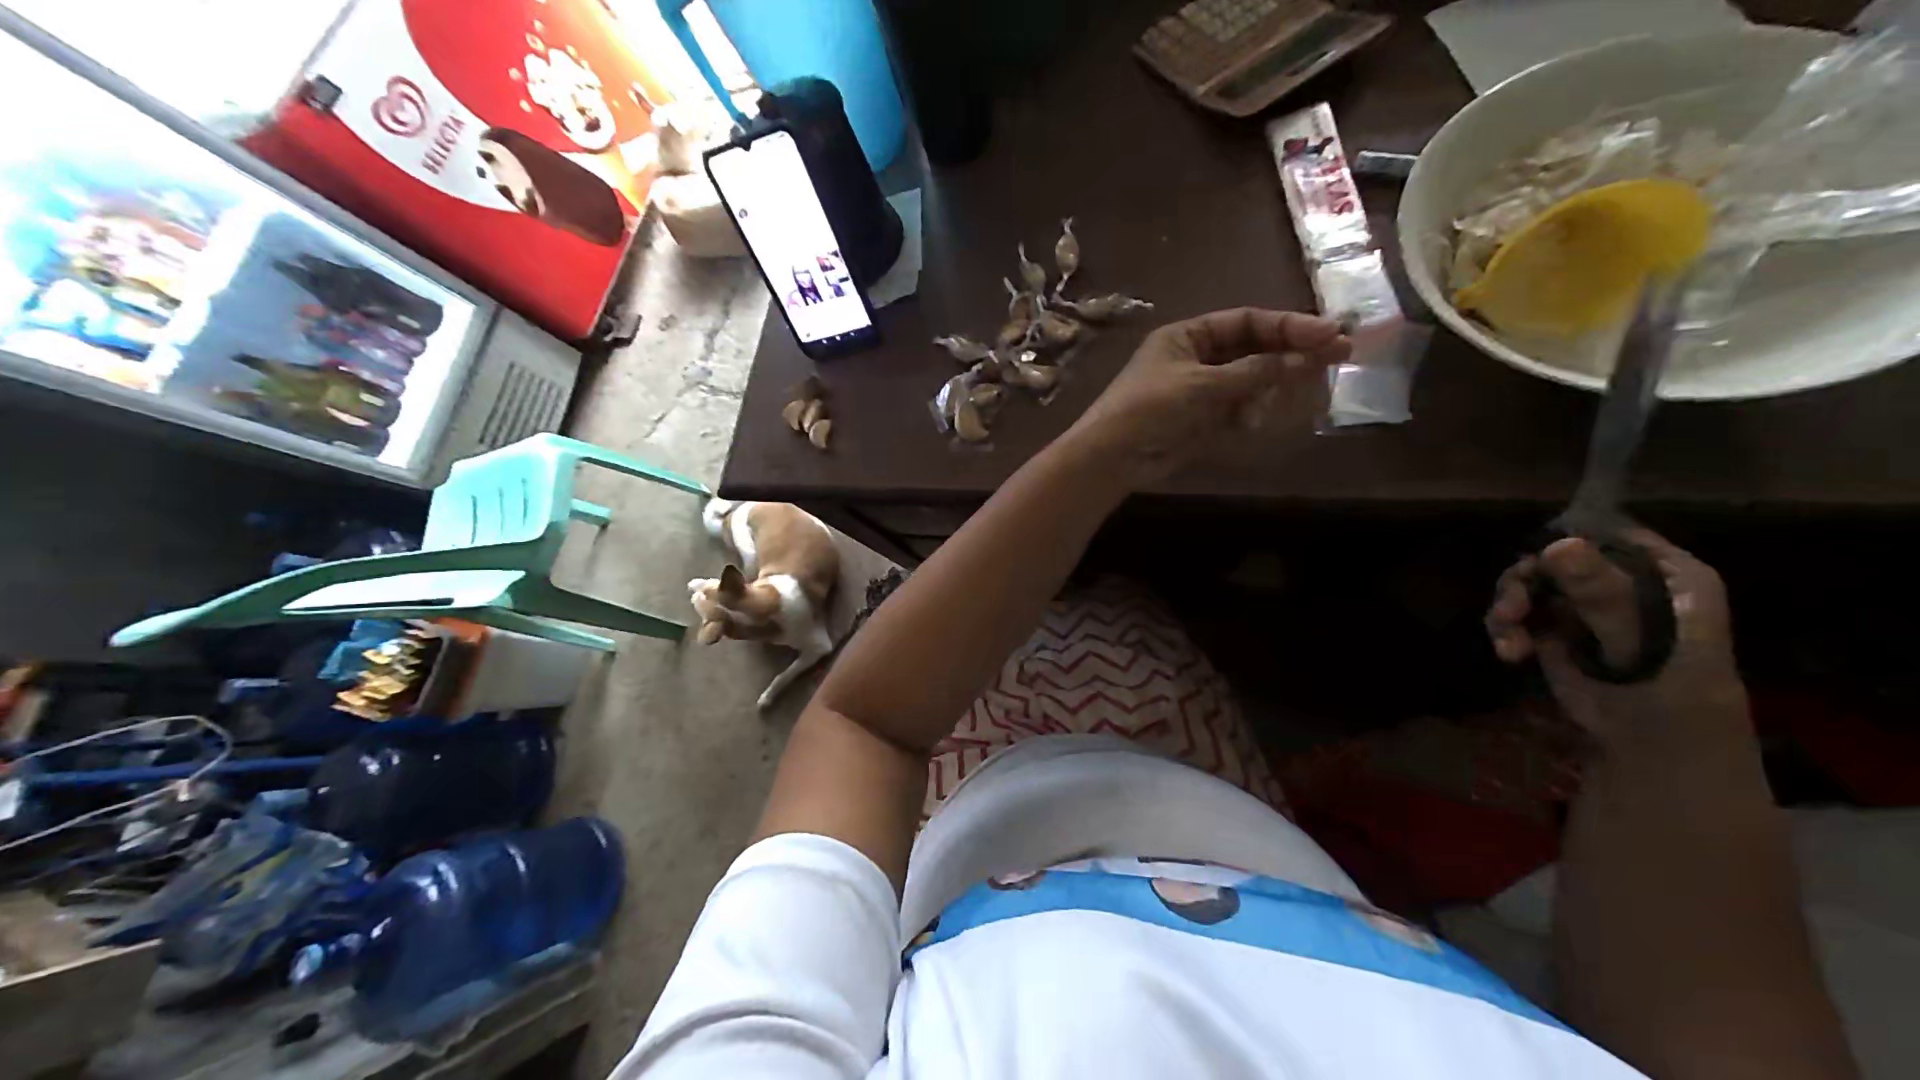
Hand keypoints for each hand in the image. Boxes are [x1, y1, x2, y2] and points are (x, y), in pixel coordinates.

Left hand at [1065, 308, 1349, 484]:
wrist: (1111, 457)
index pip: (1246, 321)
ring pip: (1253, 380)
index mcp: (1188, 336)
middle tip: (1340, 354)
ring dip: (1279, 383)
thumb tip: (1304, 357)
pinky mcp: (1204, 421)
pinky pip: (1241, 408)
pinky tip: (1278, 412)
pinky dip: (1260, 409)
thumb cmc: (1147, 408)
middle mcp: (1197, 358)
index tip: (1328, 332)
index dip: (1288, 325)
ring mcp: (1202, 391)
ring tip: (1315, 386)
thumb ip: (1252, 371)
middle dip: (1293, 352)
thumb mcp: (1200, 384)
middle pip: (1254, 348)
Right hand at [1485, 529, 1747, 742]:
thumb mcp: (1637, 642)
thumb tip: (1559, 544)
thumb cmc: (1670, 697)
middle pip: (1557, 557)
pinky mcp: (1558, 630)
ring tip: (1508, 641)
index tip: (1533, 556)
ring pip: (1531, 584)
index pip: (1610, 531)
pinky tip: (1509, 653)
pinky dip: (1507, 630)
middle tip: (1509, 610)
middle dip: (1524, 581)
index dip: (1568, 536)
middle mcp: (1625, 581)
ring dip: (1509, 608)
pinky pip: (1520, 613)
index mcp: (1666, 573)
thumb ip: (1601, 593)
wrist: (1655, 753)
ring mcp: (1588, 606)